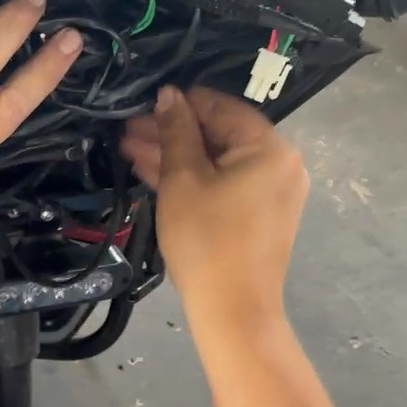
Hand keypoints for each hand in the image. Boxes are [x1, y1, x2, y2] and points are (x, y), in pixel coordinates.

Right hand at [119, 86, 307, 320]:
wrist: (232, 310)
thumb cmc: (206, 239)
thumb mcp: (183, 179)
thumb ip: (176, 131)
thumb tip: (168, 95)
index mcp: (269, 148)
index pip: (220, 108)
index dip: (179, 104)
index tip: (142, 105)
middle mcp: (280, 164)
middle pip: (218, 134)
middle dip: (171, 132)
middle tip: (127, 130)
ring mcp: (271, 191)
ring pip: (217, 161)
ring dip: (175, 155)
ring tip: (128, 150)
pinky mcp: (258, 215)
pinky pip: (223, 183)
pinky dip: (193, 178)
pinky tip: (151, 172)